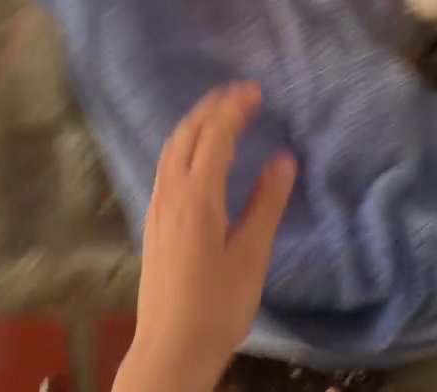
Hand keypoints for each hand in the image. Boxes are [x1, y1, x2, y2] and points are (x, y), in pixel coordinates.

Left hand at [115, 83, 297, 391]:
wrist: (170, 347)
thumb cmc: (217, 305)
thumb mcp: (251, 256)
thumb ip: (266, 203)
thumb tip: (283, 159)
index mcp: (196, 195)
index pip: (215, 136)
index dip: (234, 108)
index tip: (255, 89)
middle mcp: (171, 190)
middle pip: (188, 133)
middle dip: (213, 106)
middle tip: (240, 91)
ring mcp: (157, 203)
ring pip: (173, 145)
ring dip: (196, 121)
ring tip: (219, 110)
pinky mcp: (153, 217)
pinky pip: (166, 162)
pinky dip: (184, 141)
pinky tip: (195, 151)